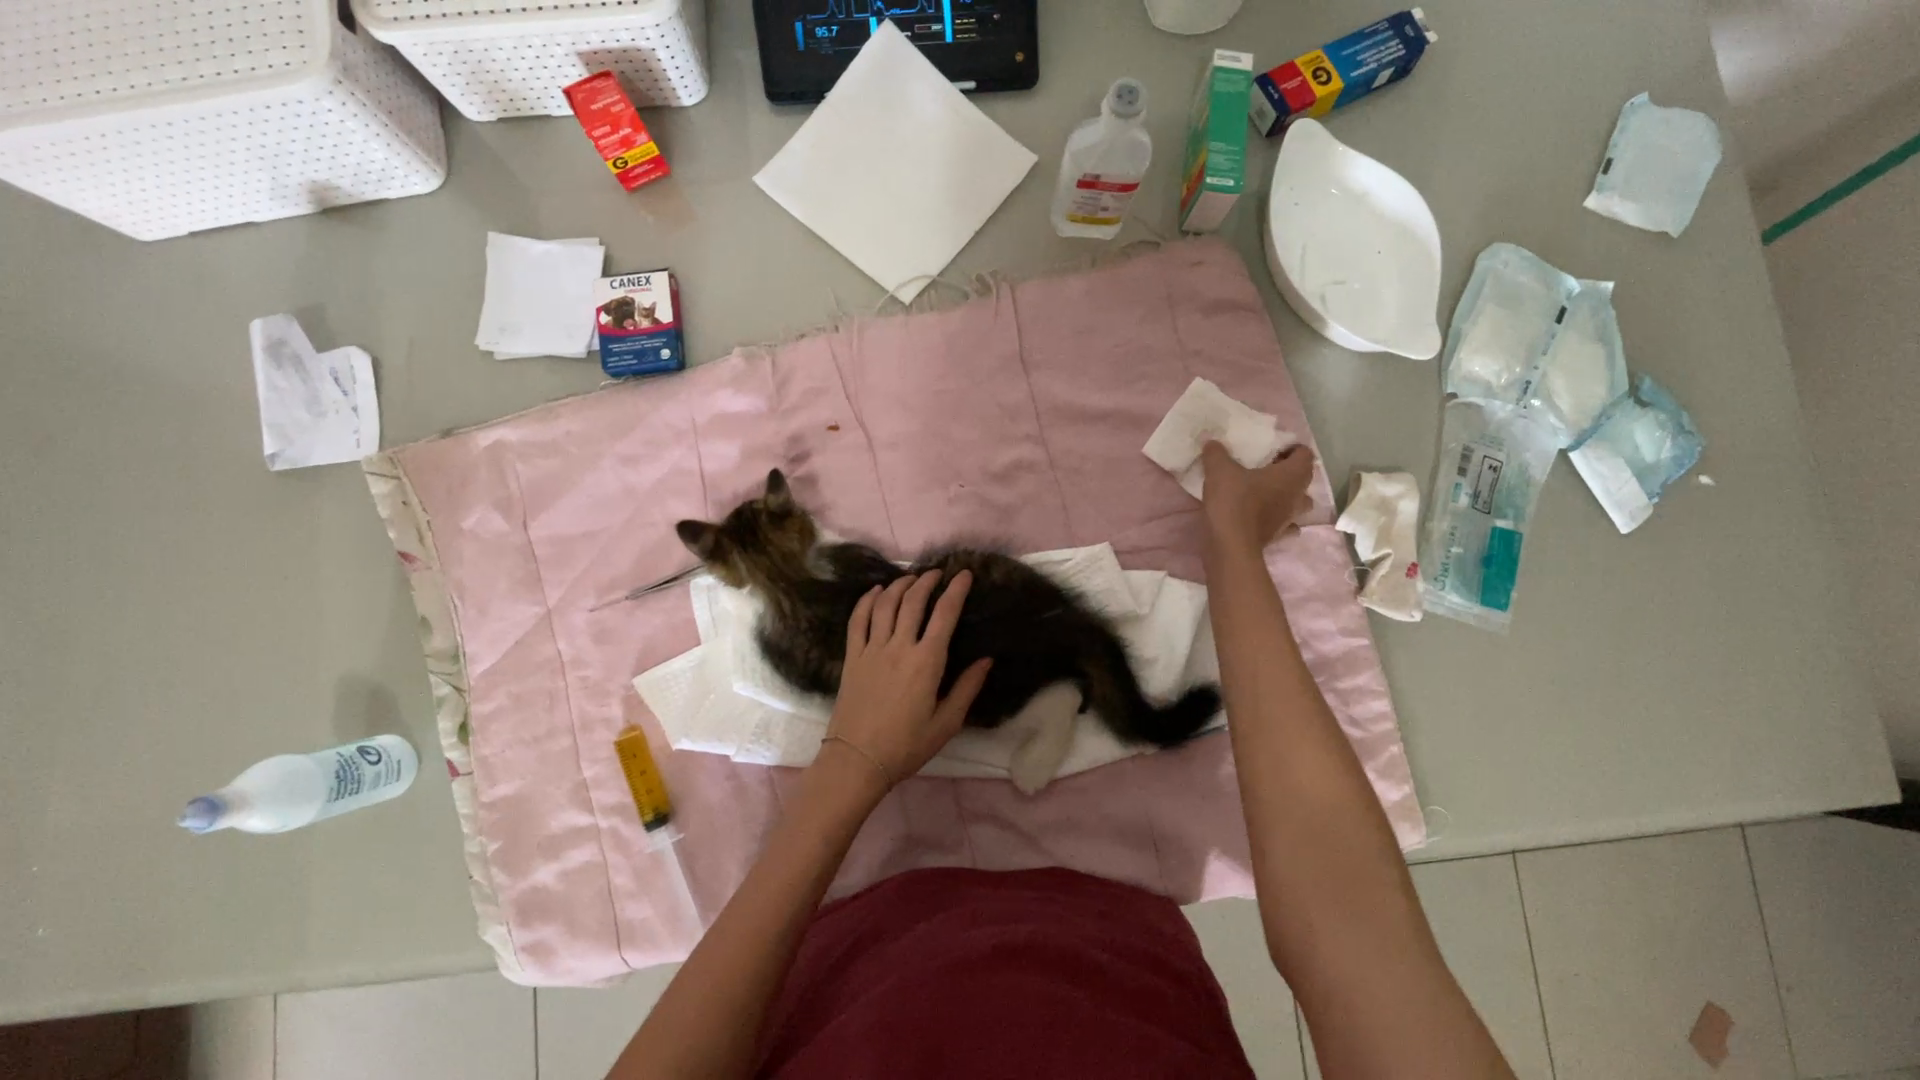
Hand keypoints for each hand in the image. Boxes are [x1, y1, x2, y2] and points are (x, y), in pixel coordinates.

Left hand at [823, 570, 990, 790]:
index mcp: (927, 662)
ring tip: (910, 578)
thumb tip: (987, 659)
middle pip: (913, 601)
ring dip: (899, 585)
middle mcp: (899, 647)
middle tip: (937, 573)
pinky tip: (875, 591)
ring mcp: (871, 650)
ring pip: (885, 604)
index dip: (956, 590)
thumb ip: (967, 688)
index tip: (964, 574)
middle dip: (927, 581)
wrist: (857, 760)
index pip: (945, 614)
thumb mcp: (946, 723)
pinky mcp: (852, 657)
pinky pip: (857, 620)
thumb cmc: (906, 746)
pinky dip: (866, 600)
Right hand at [1202, 441, 1316, 551]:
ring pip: (1299, 504)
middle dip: (1290, 473)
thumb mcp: (1219, 470)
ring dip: (1289, 497)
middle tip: (1267, 469)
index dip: (1292, 449)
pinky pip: (1287, 525)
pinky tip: (1266, 518)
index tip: (1272, 450)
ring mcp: (1290, 519)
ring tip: (1268, 493)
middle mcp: (1297, 496)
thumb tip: (1212, 443)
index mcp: (1291, 475)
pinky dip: (1280, 521)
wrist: (1230, 546)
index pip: (1305, 454)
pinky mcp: (1279, 536)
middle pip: (1304, 479)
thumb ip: (1217, 453)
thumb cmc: (1233, 502)